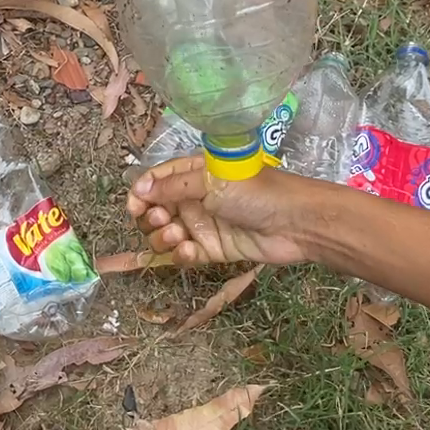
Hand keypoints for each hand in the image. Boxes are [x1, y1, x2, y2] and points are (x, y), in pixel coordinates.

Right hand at [125, 155, 331, 265]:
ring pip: (166, 235)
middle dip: (151, 219)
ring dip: (164, 238)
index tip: (135, 207)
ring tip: (178, 237)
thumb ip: (173, 186)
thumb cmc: (255, 192)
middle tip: (164, 221)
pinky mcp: (211, 249)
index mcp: (193, 174)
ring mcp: (202, 224)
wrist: (294, 223)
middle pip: (155, 210)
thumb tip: (140, 188)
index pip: (155, 181)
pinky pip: (185, 254)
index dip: (140, 194)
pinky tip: (190, 251)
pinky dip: (181, 255)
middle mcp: (193, 198)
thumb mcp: (211, 181)